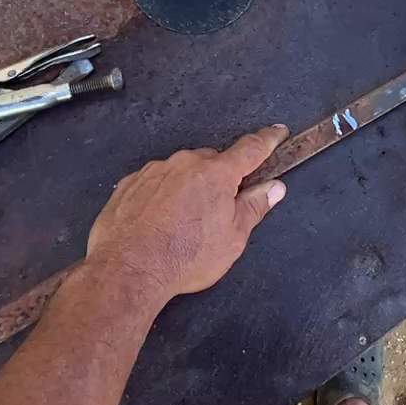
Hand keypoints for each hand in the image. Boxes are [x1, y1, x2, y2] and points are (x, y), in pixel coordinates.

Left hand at [85, 124, 289, 301]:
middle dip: (219, 178)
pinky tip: (158, 222)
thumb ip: (255, 207)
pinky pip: (155, 181)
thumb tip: (274, 187)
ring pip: (182, 170)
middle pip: (213, 162)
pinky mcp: (130, 183)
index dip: (268, 140)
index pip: (251, 148)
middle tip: (217, 208)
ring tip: (181, 222)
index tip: (278, 132)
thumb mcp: (232, 239)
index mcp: (217, 173)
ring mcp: (155, 170)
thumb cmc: (184, 258)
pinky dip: (162, 195)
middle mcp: (186, 163)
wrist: (127, 272)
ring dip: (188, 186)